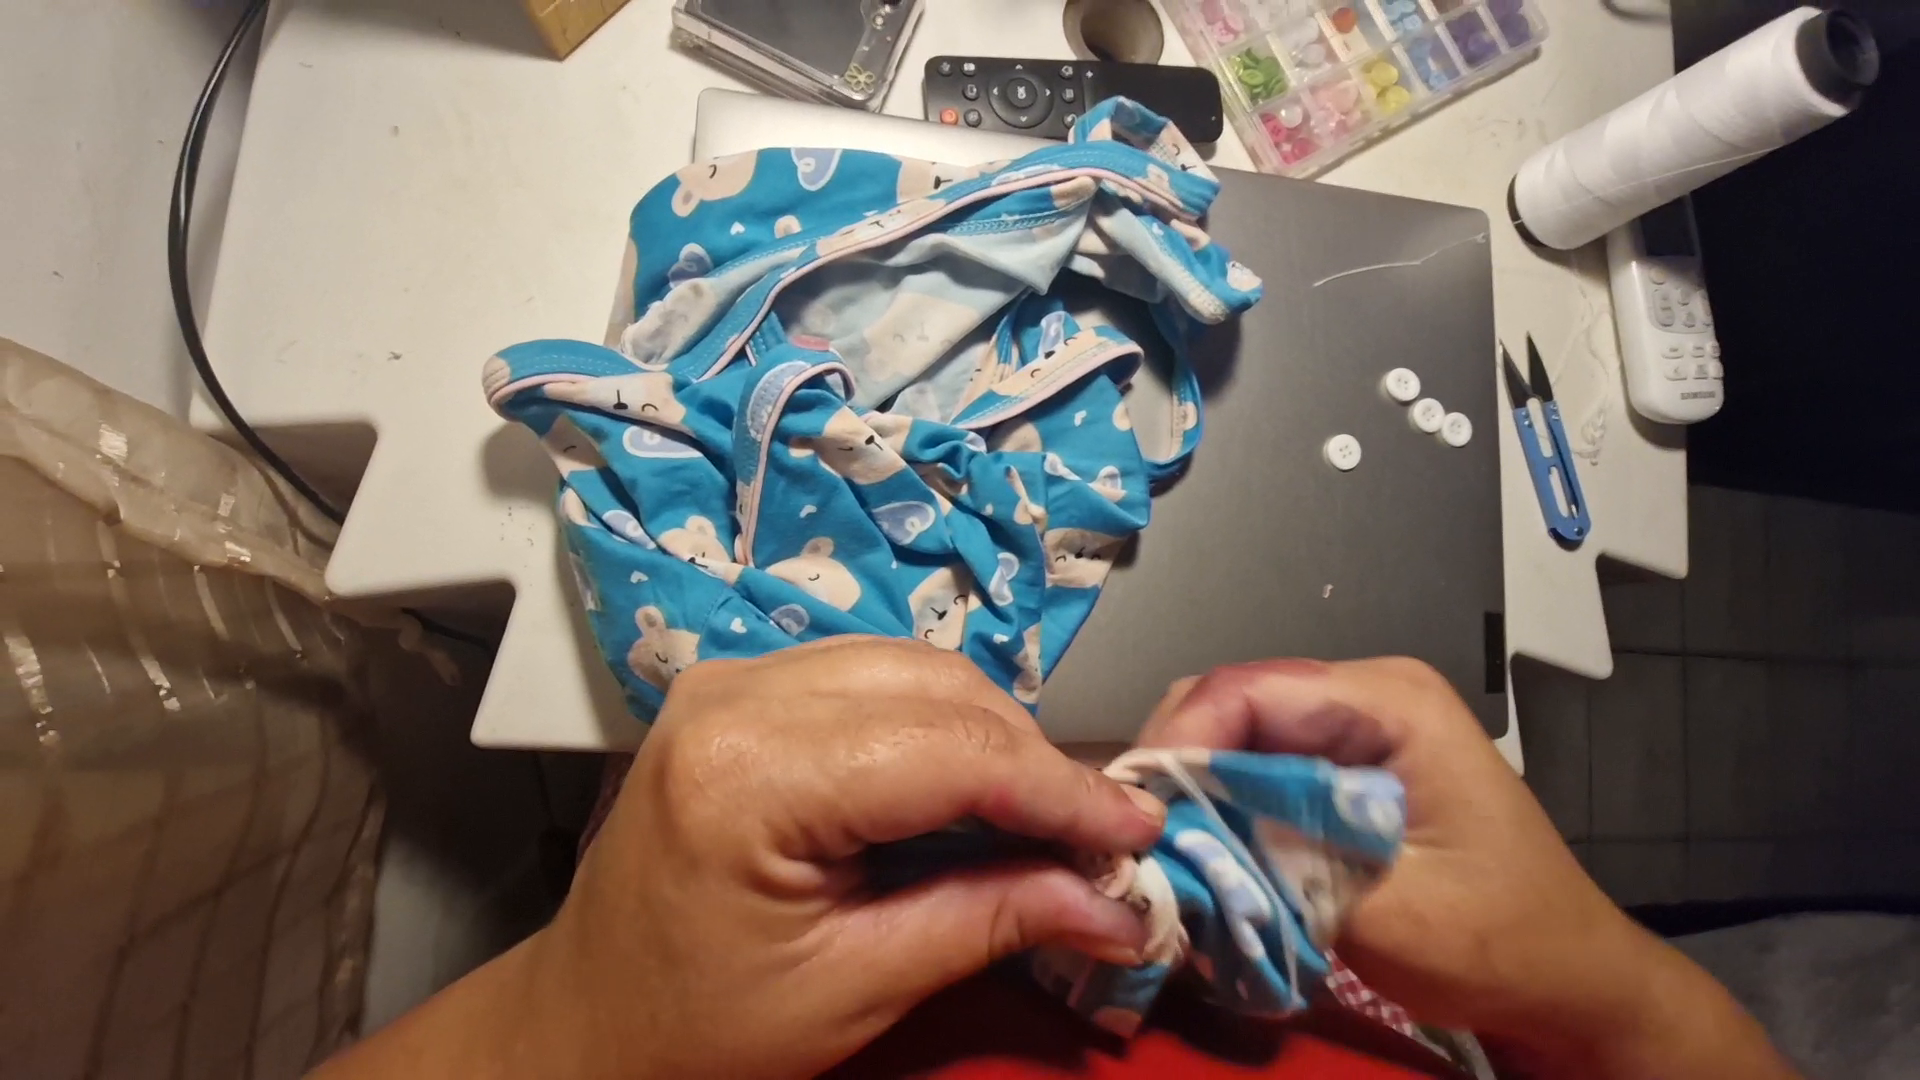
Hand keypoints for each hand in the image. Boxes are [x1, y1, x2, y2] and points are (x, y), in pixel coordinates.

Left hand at [319, 638, 1163, 1079]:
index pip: (946, 750)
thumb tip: (1117, 903)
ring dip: (990, 730)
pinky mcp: (744, 679)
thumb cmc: (700, 1033)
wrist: (583, 1019)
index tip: (1136, 826)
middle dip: (1028, 757)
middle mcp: (739, 691)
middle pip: (937, 687)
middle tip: (1091, 829)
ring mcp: (736, 672)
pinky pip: (876, 672)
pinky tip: (963, 773)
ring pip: (915, 665)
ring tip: (1035, 806)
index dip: (1055, 786)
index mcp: (751, 774)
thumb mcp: (855, 990)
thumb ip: (991, 921)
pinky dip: (939, 717)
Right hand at [1137, 657, 1797, 1078]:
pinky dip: (1219, 796)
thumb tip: (1173, 834)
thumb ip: (1277, 866)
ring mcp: (1346, 719)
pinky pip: (1251, 757)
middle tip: (1142, 828)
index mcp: (1388, 701)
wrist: (1570, 976)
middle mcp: (1360, 690)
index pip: (1249, 689)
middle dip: (1176, 759)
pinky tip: (1207, 836)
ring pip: (1230, 726)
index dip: (1181, 738)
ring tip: (1165, 836)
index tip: (1140, 804)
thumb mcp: (1391, 918)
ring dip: (1192, 781)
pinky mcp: (1333, 753)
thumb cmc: (1504, 945)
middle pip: (1228, 698)